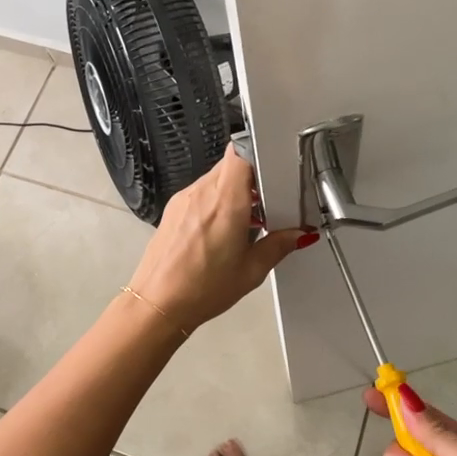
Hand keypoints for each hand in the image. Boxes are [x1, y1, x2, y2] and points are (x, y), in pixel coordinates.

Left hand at [125, 147, 314, 331]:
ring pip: (215, 176)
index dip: (260, 154)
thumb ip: (279, 245)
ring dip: (233, 190)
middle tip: (265, 202)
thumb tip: (298, 235)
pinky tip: (222, 229)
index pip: (241, 152)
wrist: (158, 303)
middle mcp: (202, 193)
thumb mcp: (252, 270)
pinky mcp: (173, 208)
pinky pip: (200, 191)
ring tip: (245, 220)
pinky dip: (215, 200)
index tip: (273, 171)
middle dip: (251, 177)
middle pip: (231, 163)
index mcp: (226, 202)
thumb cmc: (200, 289)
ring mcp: (184, 199)